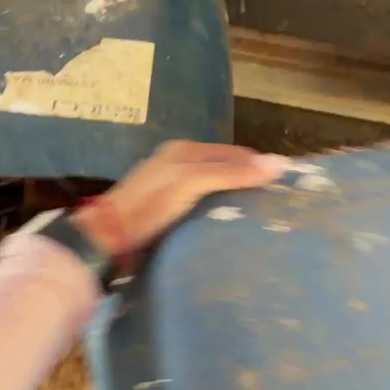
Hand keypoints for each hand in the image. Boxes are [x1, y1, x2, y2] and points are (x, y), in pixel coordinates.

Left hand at [75, 141, 288, 256]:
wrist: (105, 239)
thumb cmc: (149, 207)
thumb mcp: (192, 183)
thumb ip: (232, 173)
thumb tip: (280, 164)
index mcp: (184, 150)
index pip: (236, 153)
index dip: (259, 166)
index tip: (284, 186)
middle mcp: (178, 162)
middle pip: (226, 166)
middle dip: (249, 180)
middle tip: (275, 203)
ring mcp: (171, 185)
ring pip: (215, 185)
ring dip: (236, 196)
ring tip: (259, 215)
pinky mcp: (166, 208)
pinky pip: (203, 201)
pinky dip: (220, 208)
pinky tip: (230, 223)